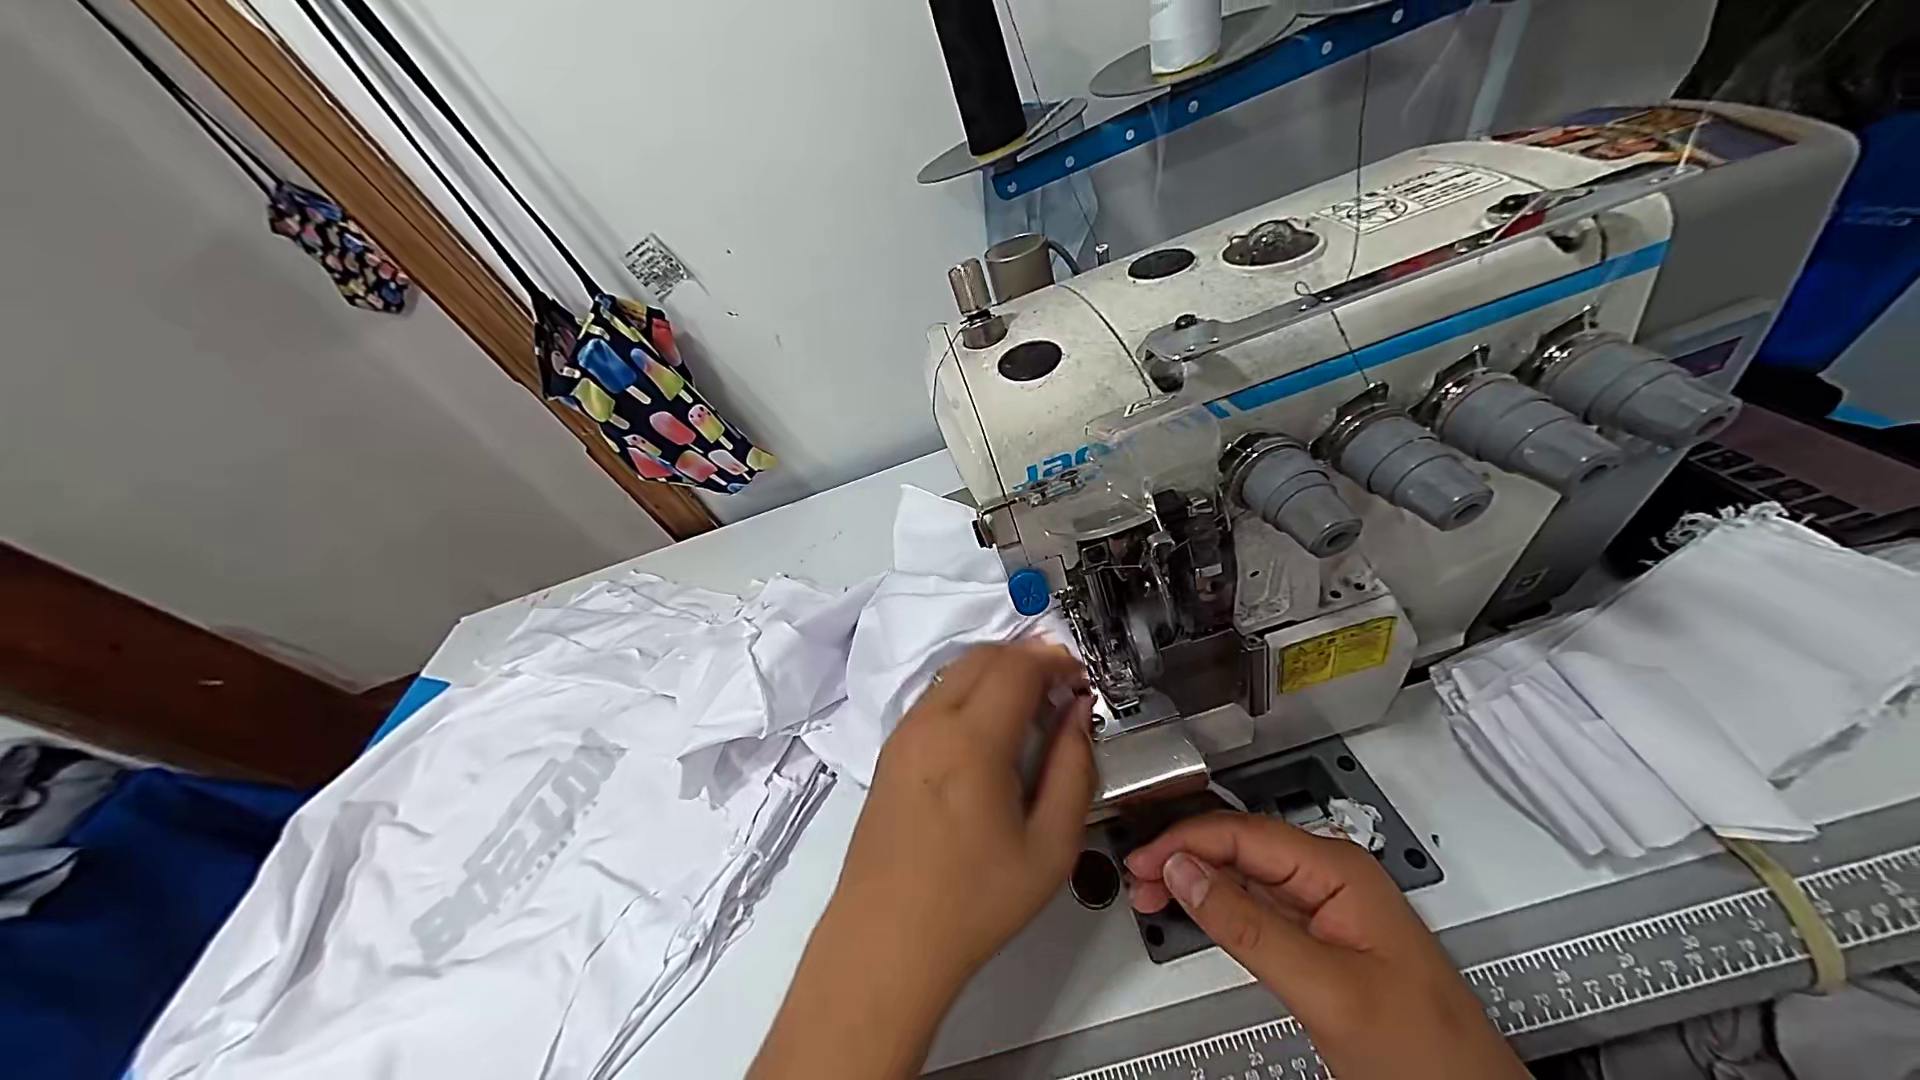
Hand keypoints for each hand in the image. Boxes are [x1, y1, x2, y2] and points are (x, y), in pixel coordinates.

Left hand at [833, 641, 1096, 981]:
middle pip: (985, 655)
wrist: (887, 939)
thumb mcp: (1051, 846)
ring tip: (1030, 710)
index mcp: (971, 742)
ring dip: (997, 672)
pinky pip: (936, 696)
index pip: (1018, 666)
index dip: (1055, 660)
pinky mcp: (891, 749)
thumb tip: (1076, 715)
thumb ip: (1074, 768)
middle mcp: (930, 724)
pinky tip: (990, 731)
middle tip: (1060, 689)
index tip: (1078, 678)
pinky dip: (969, 691)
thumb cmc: (972, 902)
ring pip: (956, 671)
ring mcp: (904, 734)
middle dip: (1028, 659)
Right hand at [1127, 813, 1527, 1079]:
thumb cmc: (1431, 1056)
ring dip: (1193, 878)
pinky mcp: (1315, 935)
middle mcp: (1329, 877)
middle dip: (1183, 855)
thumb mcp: (1327, 988)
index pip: (1242, 834)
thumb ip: (1248, 925)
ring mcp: (1322, 906)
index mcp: (1339, 870)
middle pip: (1237, 846)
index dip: (1186, 841)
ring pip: (1240, 872)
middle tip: (1140, 875)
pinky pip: (1251, 903)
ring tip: (1153, 890)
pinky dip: (1214, 904)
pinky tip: (1192, 908)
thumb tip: (1184, 872)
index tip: (1145, 859)